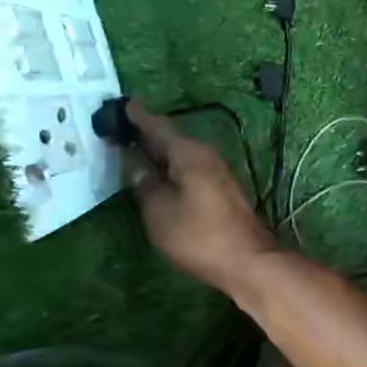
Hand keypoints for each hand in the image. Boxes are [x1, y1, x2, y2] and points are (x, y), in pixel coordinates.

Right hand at [126, 101, 279, 291]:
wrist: (248, 261)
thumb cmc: (198, 235)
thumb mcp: (159, 211)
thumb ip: (144, 183)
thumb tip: (135, 163)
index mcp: (187, 152)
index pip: (157, 125)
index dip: (137, 116)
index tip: (119, 105)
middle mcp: (204, 153)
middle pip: (169, 137)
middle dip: (145, 133)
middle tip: (118, 128)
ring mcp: (215, 170)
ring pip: (179, 153)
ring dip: (157, 151)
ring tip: (132, 149)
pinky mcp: (219, 188)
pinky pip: (187, 166)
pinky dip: (169, 165)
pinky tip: (157, 174)